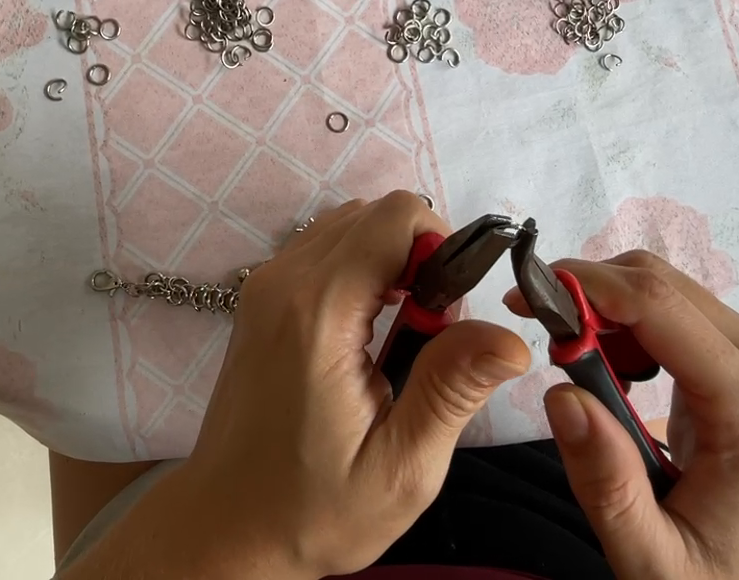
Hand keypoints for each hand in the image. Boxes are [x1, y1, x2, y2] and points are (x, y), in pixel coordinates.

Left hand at [63, 191, 529, 579]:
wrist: (225, 524)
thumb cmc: (314, 506)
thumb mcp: (400, 467)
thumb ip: (451, 389)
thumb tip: (513, 337)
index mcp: (318, 310)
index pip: (395, 217)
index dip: (441, 246)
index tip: (452, 312)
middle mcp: (285, 276)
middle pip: (375, 214)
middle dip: (422, 254)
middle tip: (432, 331)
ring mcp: (266, 280)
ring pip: (350, 223)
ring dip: (392, 258)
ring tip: (402, 332)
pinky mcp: (261, 292)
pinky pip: (325, 245)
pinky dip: (361, 266)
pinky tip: (368, 328)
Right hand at [506, 251, 738, 579]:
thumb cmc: (721, 576)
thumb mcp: (656, 564)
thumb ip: (608, 487)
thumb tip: (561, 395)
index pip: (657, 305)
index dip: (583, 287)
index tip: (520, 300)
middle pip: (658, 282)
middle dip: (585, 293)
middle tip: (541, 334)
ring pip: (660, 285)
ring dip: (602, 306)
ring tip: (577, 362)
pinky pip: (671, 305)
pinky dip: (623, 318)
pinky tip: (612, 368)